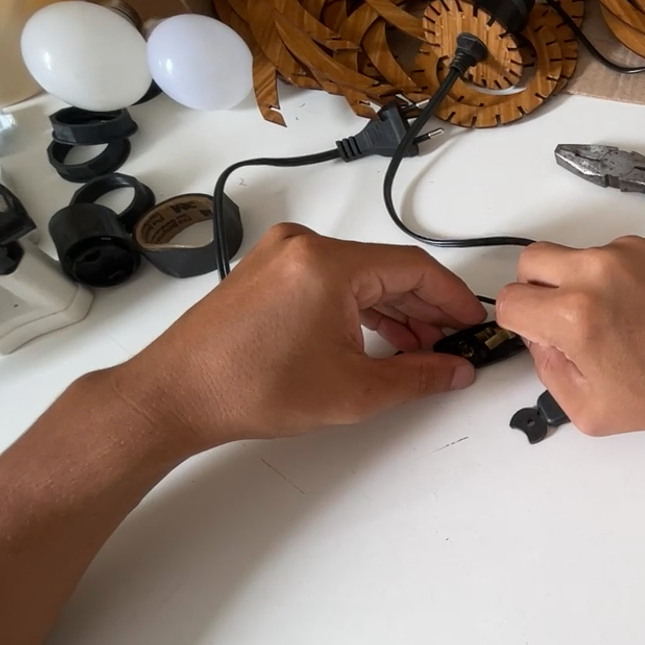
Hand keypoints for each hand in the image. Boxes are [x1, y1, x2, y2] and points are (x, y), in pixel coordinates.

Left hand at [106, 224, 486, 452]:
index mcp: (329, 263)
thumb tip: (459, 371)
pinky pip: (335, 282)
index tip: (473, 322)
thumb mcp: (355, 390)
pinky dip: (364, 308)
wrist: (171, 398)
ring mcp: (284, 256)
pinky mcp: (270, 272)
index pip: (415, 269)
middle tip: (454, 340)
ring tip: (423, 348)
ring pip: (364, 276)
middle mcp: (306, 247)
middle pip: (390, 270)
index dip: (452, 298)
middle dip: (427, 308)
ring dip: (398, 310)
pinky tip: (383, 338)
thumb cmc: (251, 389)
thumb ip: (420, 376)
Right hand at [493, 237, 644, 436]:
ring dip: (579, 282)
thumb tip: (540, 340)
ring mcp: (627, 253)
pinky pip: (612, 254)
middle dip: (536, 290)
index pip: (510, 302)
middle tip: (564, 321)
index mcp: (575, 316)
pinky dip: (614, 277)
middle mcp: (596, 272)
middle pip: (531, 261)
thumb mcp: (592, 410)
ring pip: (575, 255)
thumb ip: (549, 373)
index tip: (542, 336)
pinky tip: (642, 309)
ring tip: (617, 320)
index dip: (520, 325)